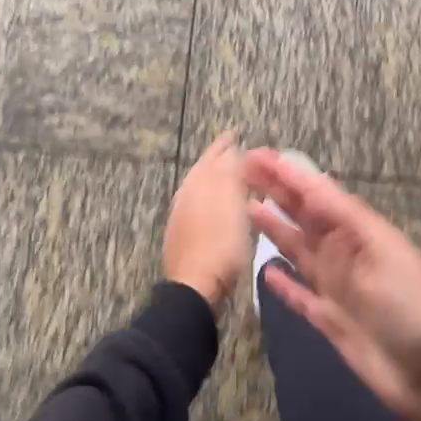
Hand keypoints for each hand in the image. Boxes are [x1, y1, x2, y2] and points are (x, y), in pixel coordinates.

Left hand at [162, 132, 250, 308]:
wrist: (195, 288)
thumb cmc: (220, 244)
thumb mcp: (233, 204)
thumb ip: (232, 173)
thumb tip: (233, 150)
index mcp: (199, 183)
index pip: (215, 155)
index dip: (228, 144)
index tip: (239, 133)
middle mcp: (187, 194)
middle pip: (204, 168)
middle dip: (219, 156)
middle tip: (234, 146)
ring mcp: (182, 215)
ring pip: (199, 185)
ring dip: (214, 175)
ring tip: (230, 173)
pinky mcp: (182, 234)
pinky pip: (198, 203)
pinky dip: (211, 196)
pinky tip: (218, 205)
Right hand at [245, 149, 420, 420]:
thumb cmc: (412, 304)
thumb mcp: (382, 250)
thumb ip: (345, 217)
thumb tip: (312, 181)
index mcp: (358, 229)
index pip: (317, 192)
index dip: (289, 173)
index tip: (260, 154)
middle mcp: (344, 251)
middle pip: (303, 214)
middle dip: (276, 191)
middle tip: (244, 168)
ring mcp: (336, 286)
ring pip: (297, 249)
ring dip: (275, 228)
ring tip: (248, 207)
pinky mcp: (331, 319)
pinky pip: (300, 295)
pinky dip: (283, 284)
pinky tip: (266, 272)